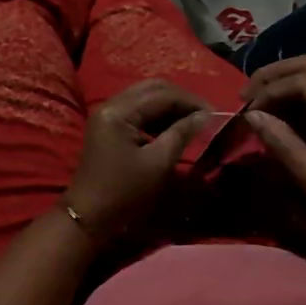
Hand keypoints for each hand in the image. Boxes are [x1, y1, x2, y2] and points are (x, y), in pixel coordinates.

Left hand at [62, 79, 213, 243]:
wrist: (89, 215)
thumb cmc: (124, 192)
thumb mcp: (157, 163)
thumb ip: (181, 134)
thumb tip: (206, 116)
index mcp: (118, 111)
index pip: (162, 94)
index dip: (191, 101)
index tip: (216, 114)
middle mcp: (110, 105)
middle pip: (152, 89)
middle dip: (181, 100)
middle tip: (205, 117)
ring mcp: (107, 114)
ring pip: (145, 98)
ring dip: (170, 107)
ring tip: (194, 123)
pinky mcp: (108, 126)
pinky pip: (137, 111)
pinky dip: (157, 116)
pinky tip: (174, 129)